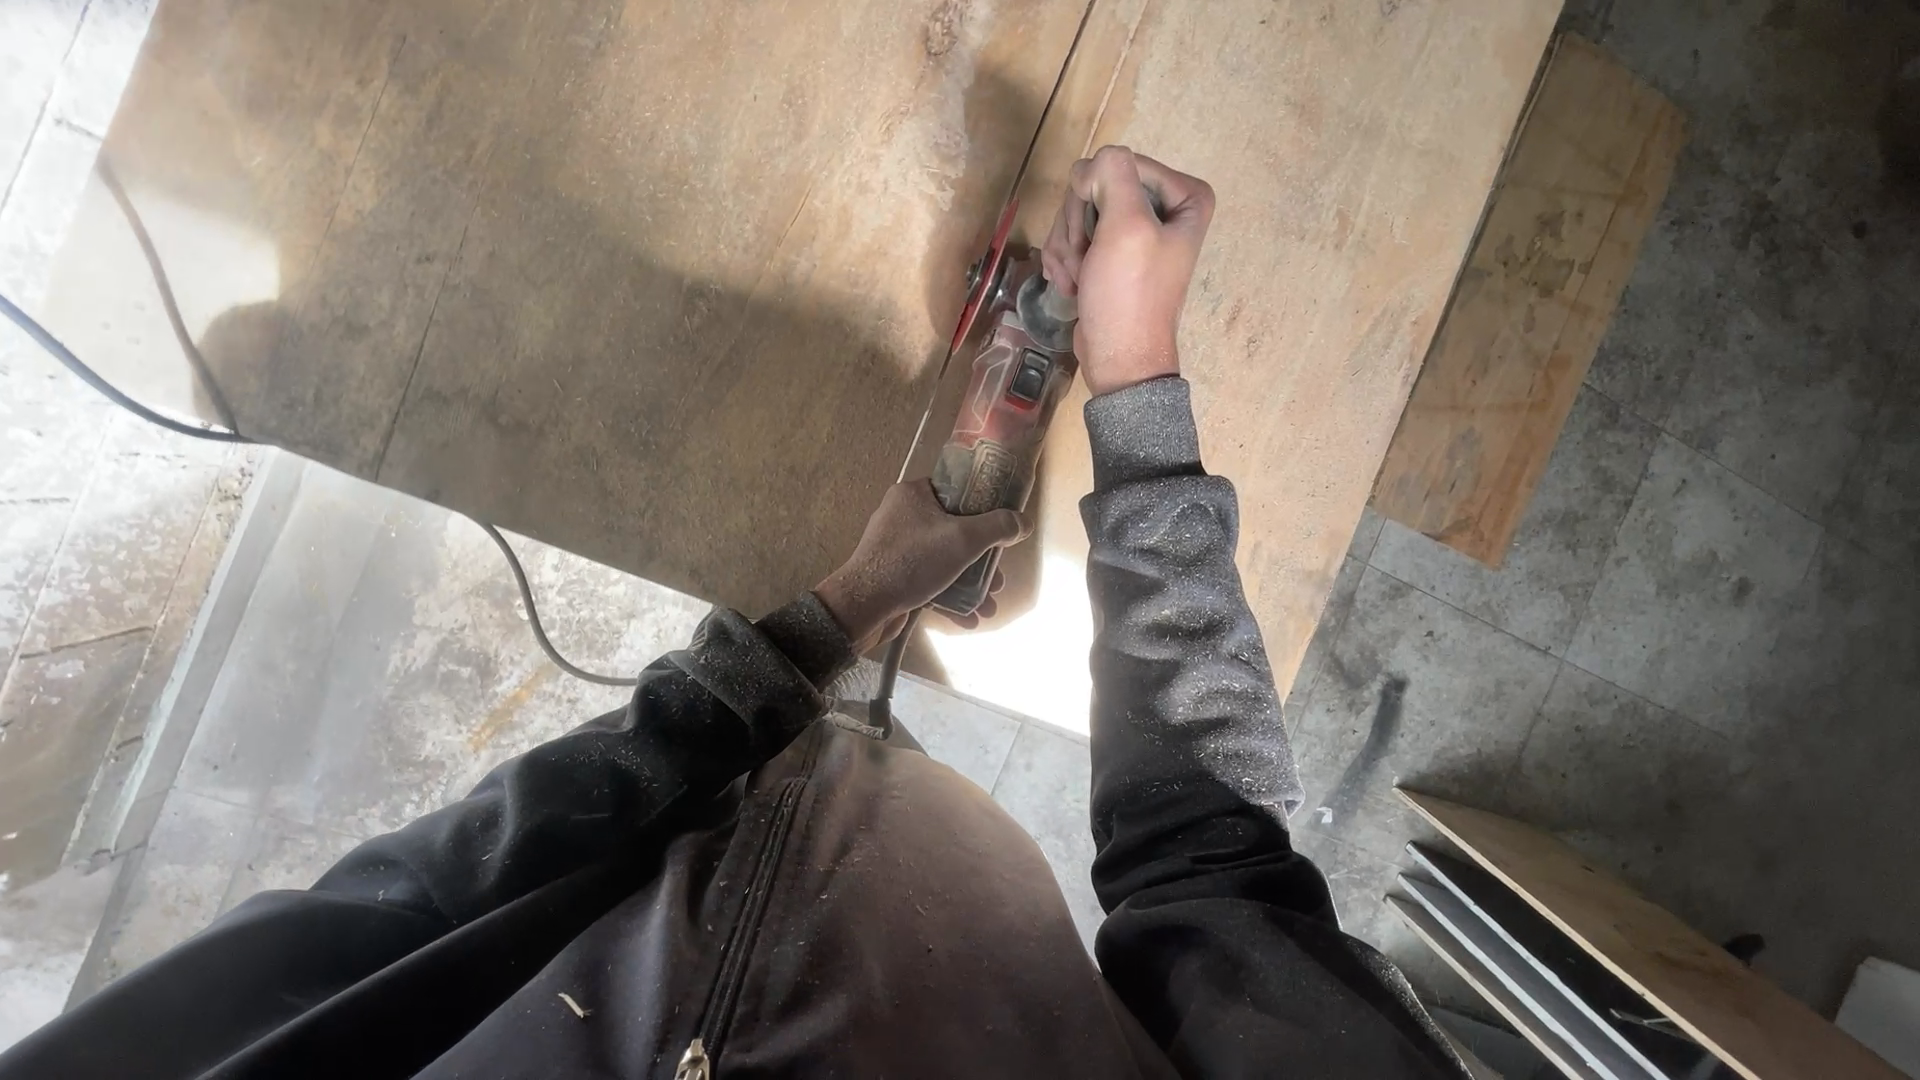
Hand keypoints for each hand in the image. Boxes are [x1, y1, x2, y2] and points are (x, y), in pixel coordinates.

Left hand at [814, 480, 1031, 652]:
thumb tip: (1023, 522)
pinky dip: (950, 597)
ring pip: (945, 560)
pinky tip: (969, 618)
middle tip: (998, 576)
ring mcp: (897, 547)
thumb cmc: (913, 561)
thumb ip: (998, 528)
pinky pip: (930, 580)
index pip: (955, 491)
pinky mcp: (894, 575)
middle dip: (981, 559)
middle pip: (955, 530)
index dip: (982, 508)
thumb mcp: (964, 539)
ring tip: (989, 604)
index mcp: (913, 495)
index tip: (1000, 528)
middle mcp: (902, 516)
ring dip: (970, 583)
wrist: (864, 605)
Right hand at [1039, 146, 1214, 396]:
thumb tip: (1089, 168)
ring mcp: (1134, 234)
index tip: (1095, 234)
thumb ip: (1112, 173)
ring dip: (1068, 248)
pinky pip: (1074, 239)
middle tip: (1083, 262)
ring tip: (1077, 280)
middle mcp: (1163, 209)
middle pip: (1095, 188)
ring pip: (1079, 214)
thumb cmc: (1128, 295)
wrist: (1118, 358)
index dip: (1096, 194)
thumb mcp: (1125, 224)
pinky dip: (1066, 263)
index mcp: (1185, 196)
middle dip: (1078, 228)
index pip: (1118, 163)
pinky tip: (1071, 286)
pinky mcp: (1110, 256)